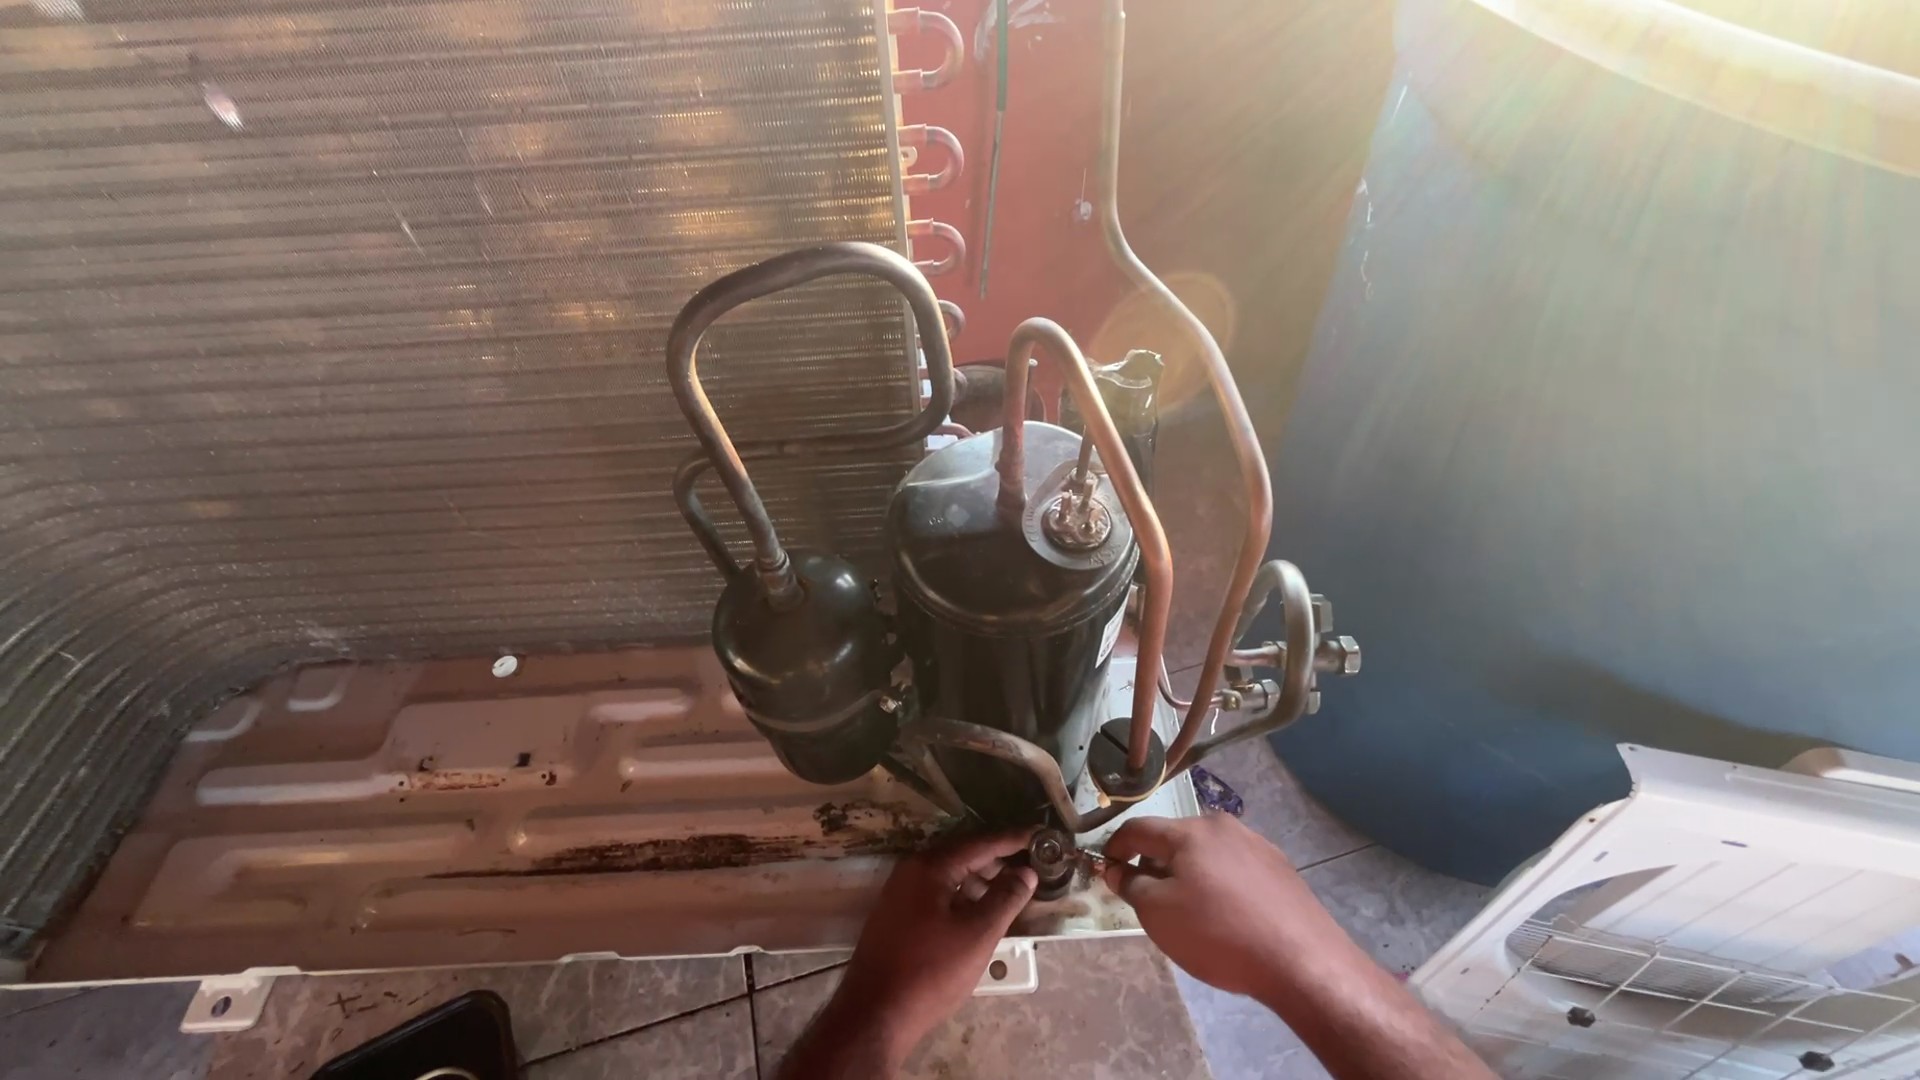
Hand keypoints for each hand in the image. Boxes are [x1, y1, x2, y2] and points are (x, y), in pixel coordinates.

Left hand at [818, 831, 1037, 1062]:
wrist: (873, 1016)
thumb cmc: (929, 973)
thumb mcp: (977, 935)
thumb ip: (1005, 899)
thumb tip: (1026, 872)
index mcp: (930, 867)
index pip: (980, 843)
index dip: (1013, 840)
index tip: (1040, 835)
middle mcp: (912, 870)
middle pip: (963, 854)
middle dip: (998, 859)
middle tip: (1031, 864)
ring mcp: (901, 892)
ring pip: (949, 874)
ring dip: (981, 879)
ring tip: (1012, 890)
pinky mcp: (897, 914)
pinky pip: (937, 891)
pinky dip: (963, 895)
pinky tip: (979, 911)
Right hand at [1103, 813, 1341, 999]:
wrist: (1303, 962)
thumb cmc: (1219, 934)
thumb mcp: (1158, 914)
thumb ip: (1130, 885)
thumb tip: (1117, 869)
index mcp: (1189, 831)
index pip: (1138, 828)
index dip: (1116, 847)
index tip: (1106, 868)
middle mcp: (1222, 827)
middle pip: (1175, 839)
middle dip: (1156, 863)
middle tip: (1149, 897)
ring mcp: (1257, 845)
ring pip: (1208, 853)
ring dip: (1190, 873)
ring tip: (1192, 910)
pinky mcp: (1281, 868)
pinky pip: (1236, 868)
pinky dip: (1221, 884)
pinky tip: (1229, 916)